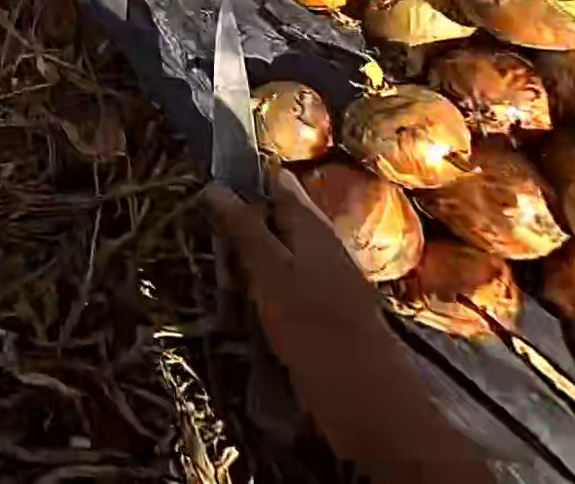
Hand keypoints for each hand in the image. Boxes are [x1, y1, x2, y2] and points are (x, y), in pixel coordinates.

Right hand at [207, 168, 391, 355]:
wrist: (366, 397)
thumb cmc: (314, 324)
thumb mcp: (269, 270)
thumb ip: (244, 227)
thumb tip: (215, 186)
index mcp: (310, 223)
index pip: (276, 180)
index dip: (244, 176)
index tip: (209, 183)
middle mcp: (320, 240)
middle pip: (274, 213)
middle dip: (241, 218)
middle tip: (208, 231)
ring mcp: (323, 272)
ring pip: (276, 246)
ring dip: (248, 251)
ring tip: (221, 266)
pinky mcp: (320, 302)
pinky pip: (283, 275)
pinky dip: (261, 278)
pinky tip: (244, 294)